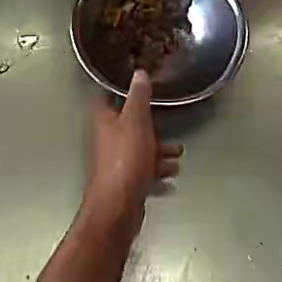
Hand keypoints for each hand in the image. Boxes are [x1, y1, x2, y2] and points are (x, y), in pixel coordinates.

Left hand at [82, 71, 182, 232]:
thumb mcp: (135, 121)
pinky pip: (144, 167)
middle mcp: (107, 138)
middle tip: (166, 122)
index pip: (108, 95)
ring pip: (139, 146)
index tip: (137, 82)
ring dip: (158, 147)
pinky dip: (158, 167)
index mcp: (104, 120)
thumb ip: (138, 96)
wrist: (118, 208)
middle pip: (128, 122)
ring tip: (177, 151)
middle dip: (150, 122)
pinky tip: (171, 171)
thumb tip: (139, 73)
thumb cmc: (125, 159)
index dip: (120, 87)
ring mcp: (116, 160)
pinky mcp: (126, 180)